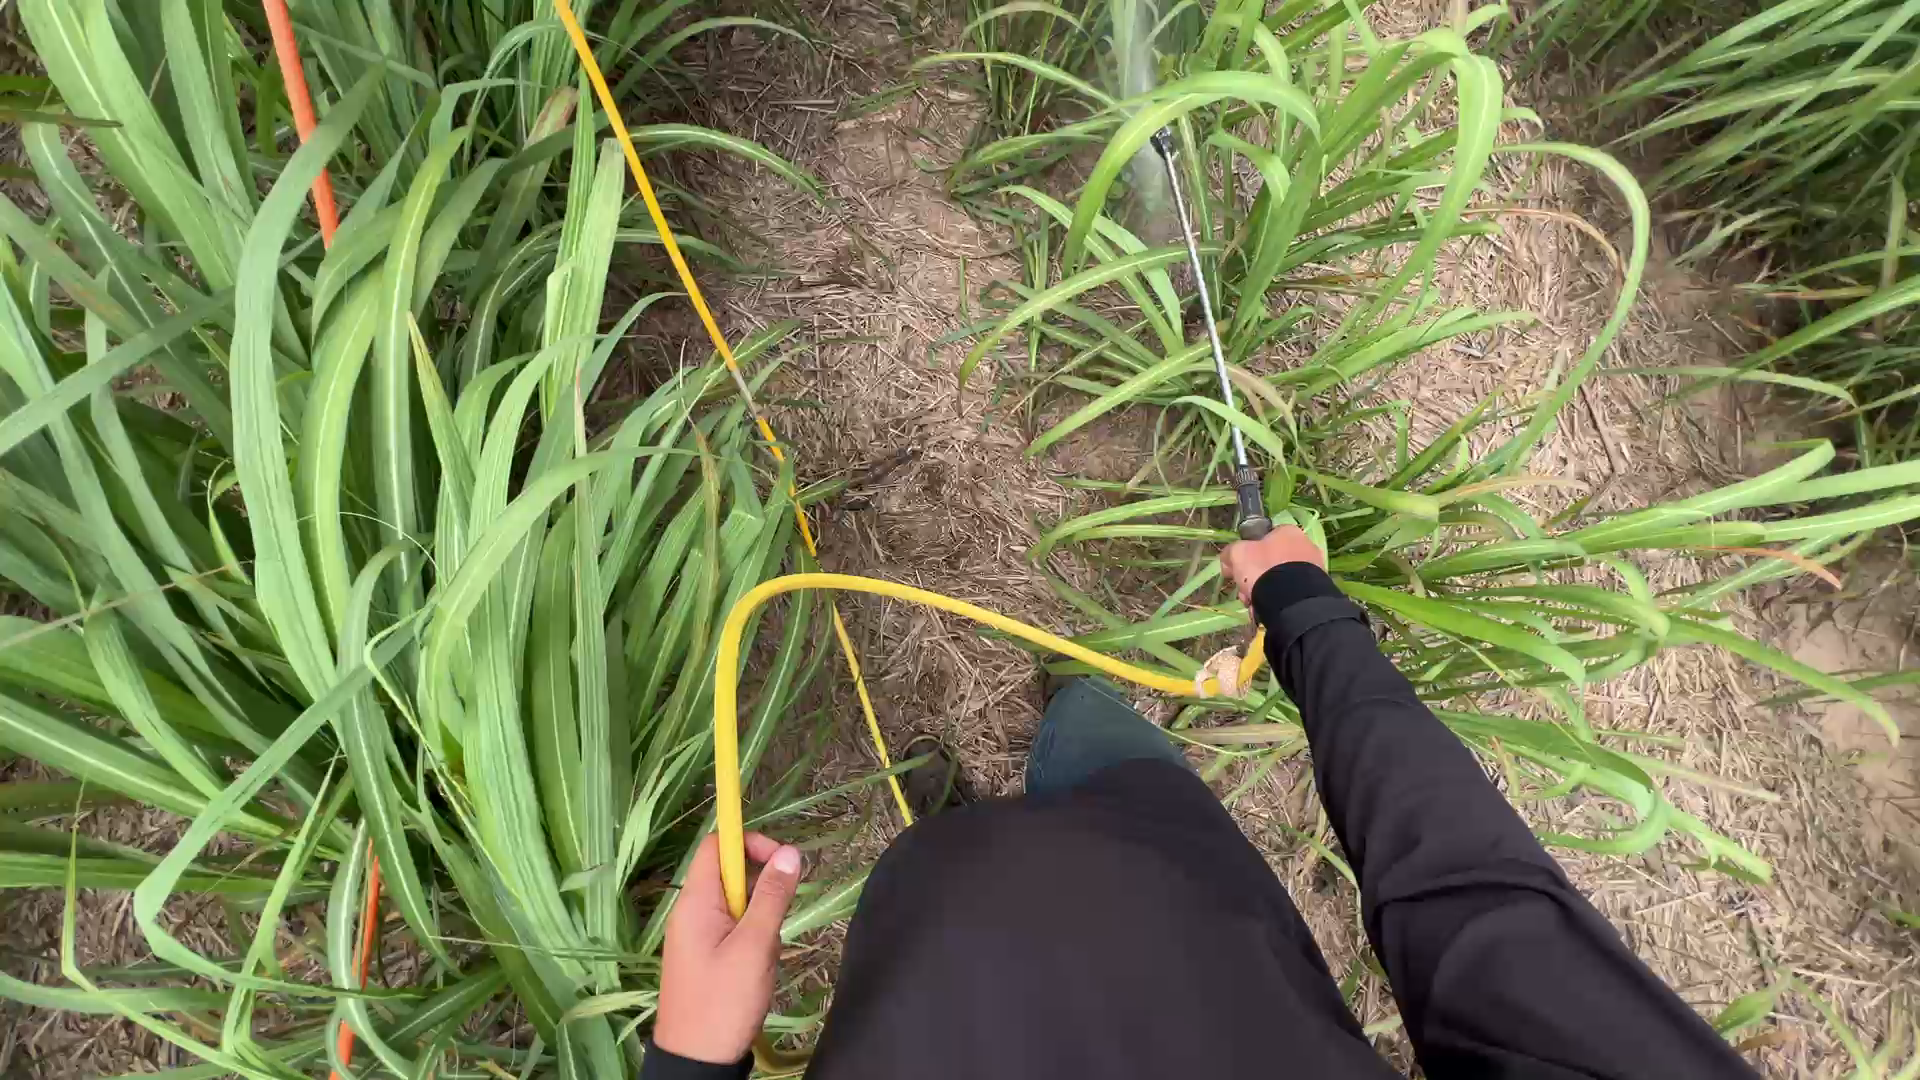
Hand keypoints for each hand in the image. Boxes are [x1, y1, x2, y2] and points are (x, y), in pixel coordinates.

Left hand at [654, 832, 803, 1063]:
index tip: (779, 858)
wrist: (694, 1067)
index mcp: (695, 902)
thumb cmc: (723, 1003)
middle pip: (727, 869)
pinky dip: (752, 929)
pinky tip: (761, 956)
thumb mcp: (755, 946)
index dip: (748, 841)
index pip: (716, 844)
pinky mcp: (704, 953)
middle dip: (761, 879)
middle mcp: (691, 911)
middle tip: (782, 904)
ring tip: (769, 942)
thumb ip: (773, 896)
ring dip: (759, 909)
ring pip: (734, 898)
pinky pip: (731, 923)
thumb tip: (790, 851)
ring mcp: (696, 933)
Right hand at [1220, 525, 1324, 606]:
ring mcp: (1314, 568)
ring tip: (1254, 604)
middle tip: (1244, 590)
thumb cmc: (1263, 568)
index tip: (1238, 569)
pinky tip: (1267, 608)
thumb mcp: (1237, 554)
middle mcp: (1305, 545)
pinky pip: (1290, 592)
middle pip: (1270, 561)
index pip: (1263, 539)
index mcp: (1287, 532)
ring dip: (1263, 590)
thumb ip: (1230, 553)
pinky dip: (1278, 600)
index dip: (1247, 554)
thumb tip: (1229, 562)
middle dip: (1254, 577)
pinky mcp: (1317, 588)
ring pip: (1279, 579)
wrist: (1292, 599)